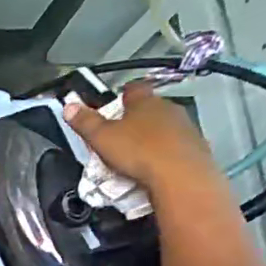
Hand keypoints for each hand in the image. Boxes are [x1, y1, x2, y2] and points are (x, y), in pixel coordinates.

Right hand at [63, 81, 220, 193]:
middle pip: (150, 107)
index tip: (115, 102)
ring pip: (165, 125)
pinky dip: (166, 152)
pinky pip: (177, 145)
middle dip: (137, 117)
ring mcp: (185, 127)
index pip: (133, 89)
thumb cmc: (138, 152)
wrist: (180, 176)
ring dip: (153, 135)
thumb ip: (85, 122)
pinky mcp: (196, 147)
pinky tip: (156, 165)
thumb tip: (69, 106)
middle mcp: (168, 108)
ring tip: (138, 153)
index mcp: (144, 102)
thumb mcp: (101, 138)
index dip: (123, 94)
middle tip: (121, 133)